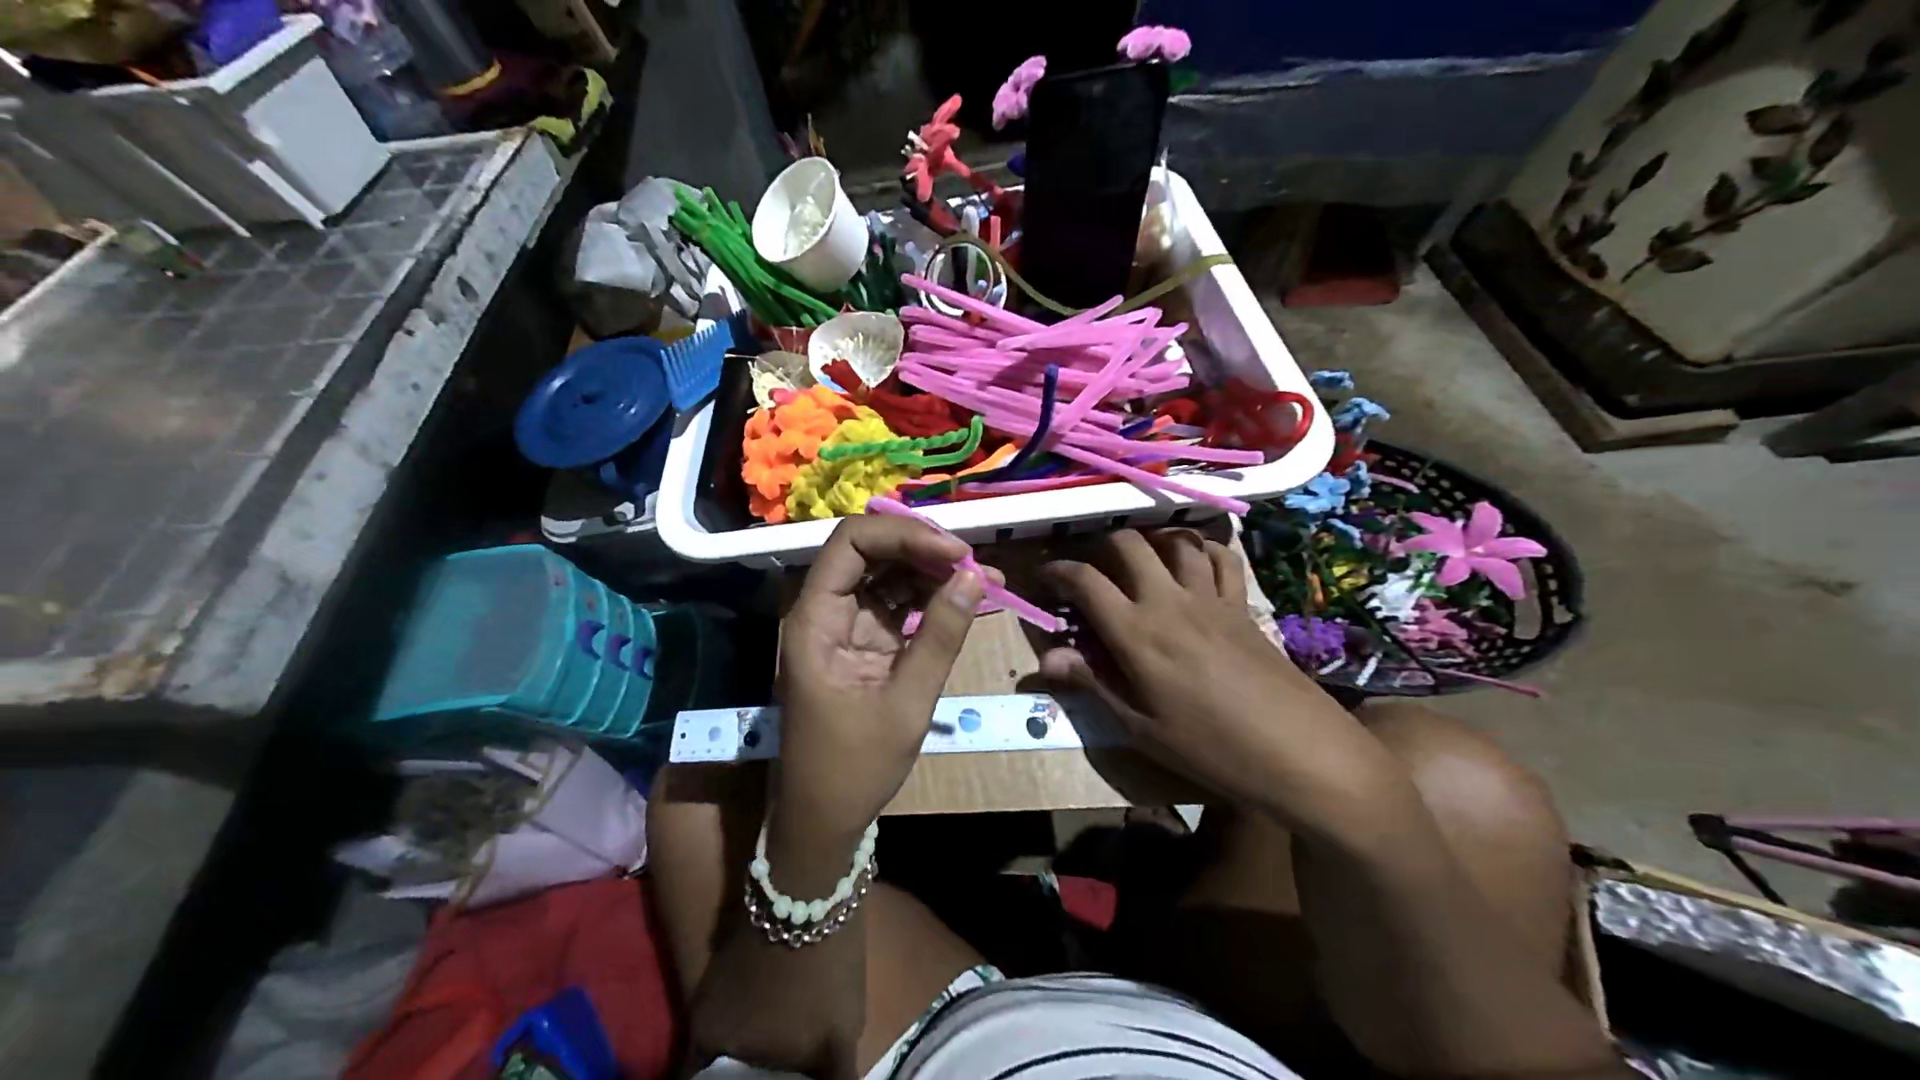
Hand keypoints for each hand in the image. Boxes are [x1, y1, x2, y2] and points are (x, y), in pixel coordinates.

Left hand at [776, 514, 987, 838]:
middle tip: (976, 565)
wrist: (823, 819)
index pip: (852, 542)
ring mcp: (844, 627)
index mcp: (816, 620)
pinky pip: (897, 606)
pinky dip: (930, 600)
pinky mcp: (863, 644)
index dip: (904, 535)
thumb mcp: (906, 703)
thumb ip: (940, 637)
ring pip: (887, 576)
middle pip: (871, 552)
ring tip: (986, 581)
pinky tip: (966, 601)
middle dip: (924, 550)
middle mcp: (825, 612)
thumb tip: (976, 577)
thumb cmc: (853, 767)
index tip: (956, 553)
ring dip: (933, 572)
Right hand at [1041, 530, 1405, 832]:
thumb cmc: (1211, 749)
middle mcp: (1171, 601)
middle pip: (1129, 544)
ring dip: (1151, 540)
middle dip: (1101, 546)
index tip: (1044, 577)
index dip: (1058, 571)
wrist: (1300, 752)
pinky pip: (1221, 559)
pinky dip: (1202, 550)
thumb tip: (1046, 658)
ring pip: (1176, 541)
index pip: (1086, 581)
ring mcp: (1211, 598)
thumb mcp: (1141, 728)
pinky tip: (1192, 563)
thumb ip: (1093, 684)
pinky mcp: (1242, 605)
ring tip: (1138, 559)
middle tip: (1091, 569)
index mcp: (1138, 633)